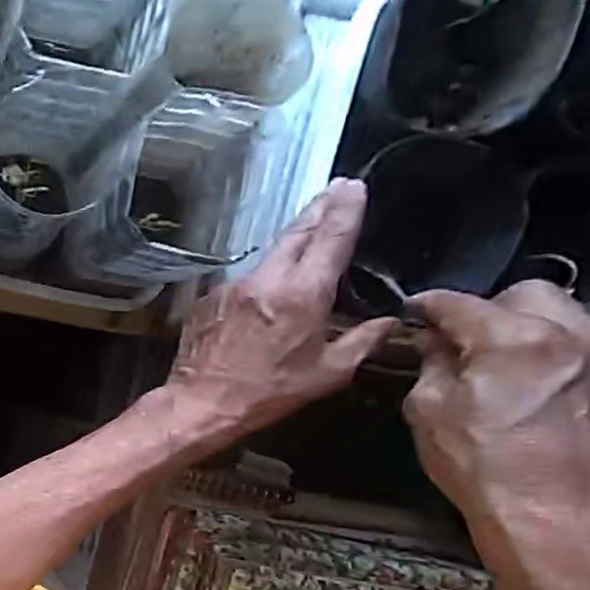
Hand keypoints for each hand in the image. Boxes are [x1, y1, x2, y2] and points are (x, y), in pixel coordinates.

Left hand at [165, 178, 395, 441]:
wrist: (200, 402)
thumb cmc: (267, 392)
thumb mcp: (327, 373)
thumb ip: (362, 341)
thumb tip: (389, 322)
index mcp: (301, 294)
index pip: (329, 238)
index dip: (344, 210)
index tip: (354, 187)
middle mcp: (265, 281)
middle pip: (296, 235)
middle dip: (318, 210)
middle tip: (336, 189)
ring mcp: (232, 287)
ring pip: (268, 256)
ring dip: (290, 242)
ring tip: (310, 229)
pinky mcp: (209, 299)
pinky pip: (244, 280)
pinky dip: (262, 276)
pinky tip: (269, 285)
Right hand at [404, 282, 589, 568]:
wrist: (558, 513)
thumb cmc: (480, 462)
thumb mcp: (428, 409)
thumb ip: (432, 363)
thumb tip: (436, 341)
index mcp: (512, 337)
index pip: (456, 302)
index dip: (425, 305)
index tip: (410, 313)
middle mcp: (569, 331)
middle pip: (522, 293)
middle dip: (485, 310)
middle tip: (459, 341)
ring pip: (557, 312)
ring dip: (520, 326)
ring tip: (494, 361)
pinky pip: (578, 340)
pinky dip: (548, 347)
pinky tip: (527, 379)